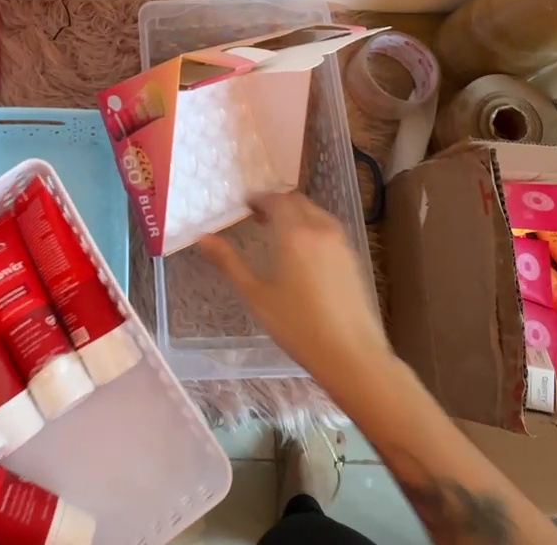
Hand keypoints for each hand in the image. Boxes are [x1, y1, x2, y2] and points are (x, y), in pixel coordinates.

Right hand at [196, 191, 392, 385]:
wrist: (352, 356)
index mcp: (294, 234)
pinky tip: (305, 252)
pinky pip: (330, 229)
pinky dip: (313, 227)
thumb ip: (229, 262)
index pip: (276, 201)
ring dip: (297, 213)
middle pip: (297, 201)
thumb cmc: (297, 326)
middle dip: (277, 204)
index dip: (259, 199)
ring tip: (280, 233)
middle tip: (258, 218)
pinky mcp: (354, 259)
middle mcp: (320, 230)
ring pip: (316, 213)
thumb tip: (202, 238)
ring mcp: (341, 244)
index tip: (245, 207)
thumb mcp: (256, 295)